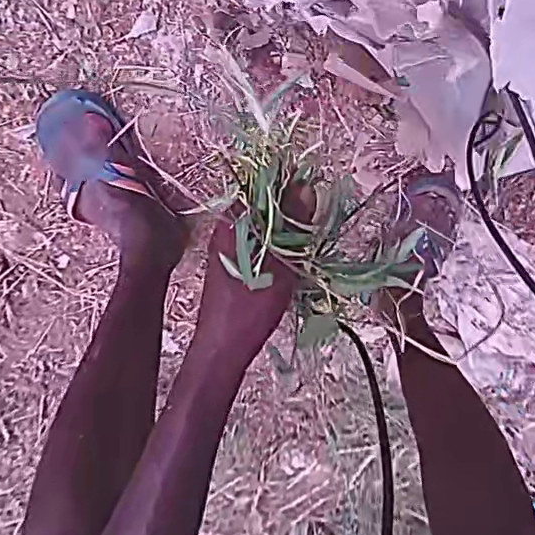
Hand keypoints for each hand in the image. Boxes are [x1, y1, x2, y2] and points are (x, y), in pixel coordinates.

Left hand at [190, 197, 304, 362]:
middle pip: (262, 205)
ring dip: (284, 229)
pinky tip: (289, 258)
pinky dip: (274, 244)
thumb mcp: (280, 264)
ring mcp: (225, 243)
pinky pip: (256, 240)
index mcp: (233, 221)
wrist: (221, 347)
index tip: (312, 194)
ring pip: (261, 224)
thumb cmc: (249, 308)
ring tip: (304, 242)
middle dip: (289, 210)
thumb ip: (293, 225)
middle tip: (312, 223)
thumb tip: (305, 188)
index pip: (263, 187)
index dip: (289, 187)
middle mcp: (225, 226)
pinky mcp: (230, 260)